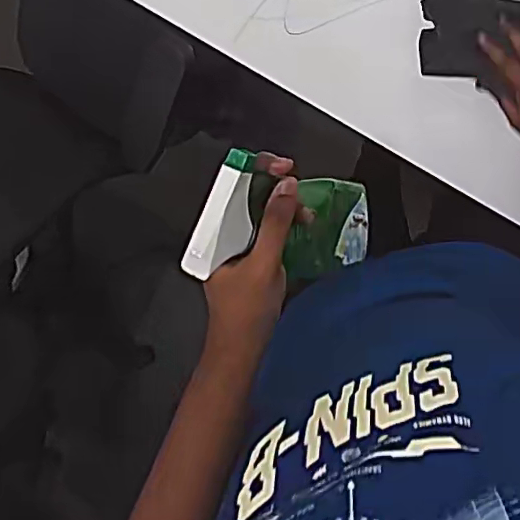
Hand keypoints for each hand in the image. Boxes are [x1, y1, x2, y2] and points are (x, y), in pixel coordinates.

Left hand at [203, 154, 311, 340]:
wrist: (242, 352)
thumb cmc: (246, 316)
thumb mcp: (264, 263)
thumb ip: (275, 224)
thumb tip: (285, 188)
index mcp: (214, 236)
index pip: (232, 189)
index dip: (258, 171)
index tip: (284, 167)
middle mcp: (221, 238)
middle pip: (248, 197)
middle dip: (278, 191)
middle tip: (300, 195)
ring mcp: (235, 247)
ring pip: (260, 213)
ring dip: (285, 209)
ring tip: (305, 217)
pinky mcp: (249, 256)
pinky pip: (267, 229)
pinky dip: (285, 224)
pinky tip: (299, 228)